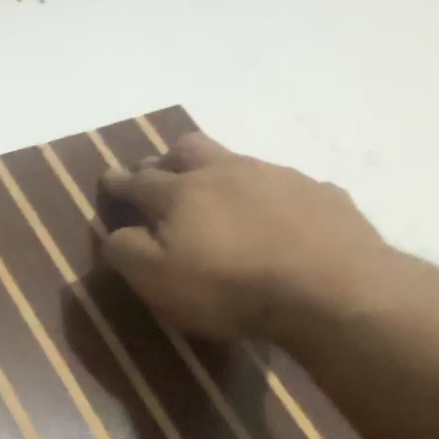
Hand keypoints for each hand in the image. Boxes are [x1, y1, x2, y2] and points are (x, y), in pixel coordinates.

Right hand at [100, 133, 392, 340]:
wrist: (330, 289)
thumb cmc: (226, 287)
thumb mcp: (155, 279)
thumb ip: (126, 250)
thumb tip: (116, 232)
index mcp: (181, 192)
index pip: (139, 180)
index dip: (119, 181)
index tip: (108, 178)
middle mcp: (227, 171)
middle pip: (189, 148)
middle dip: (166, 158)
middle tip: (157, 173)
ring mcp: (279, 177)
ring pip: (236, 161)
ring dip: (216, 173)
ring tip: (214, 197)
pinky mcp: (319, 193)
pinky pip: (280, 185)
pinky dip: (262, 196)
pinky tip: (268, 220)